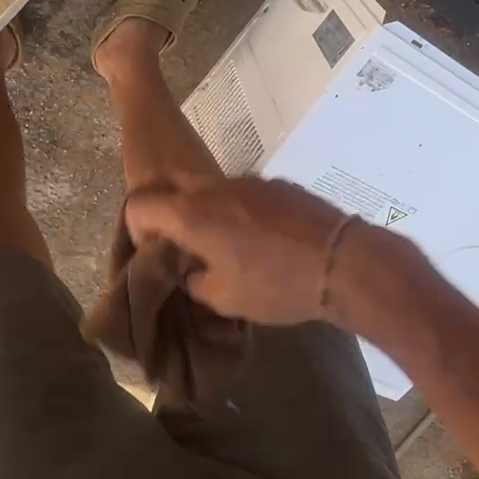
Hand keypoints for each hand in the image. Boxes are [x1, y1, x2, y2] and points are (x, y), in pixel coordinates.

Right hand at [123, 176, 417, 325]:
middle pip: (174, 189)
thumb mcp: (225, 298)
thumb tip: (190, 271)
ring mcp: (250, 181)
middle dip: (170, 216)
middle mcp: (215, 188)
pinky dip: (241, 213)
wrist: (342, 261)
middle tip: (184, 247)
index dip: (137, 228)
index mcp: (192, 214)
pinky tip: (264, 240)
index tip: (153, 251)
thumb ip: (195, 281)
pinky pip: (245, 194)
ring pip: (212, 191)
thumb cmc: (276, 285)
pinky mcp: (278, 184)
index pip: (140, 205)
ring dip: (208, 214)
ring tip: (230, 247)